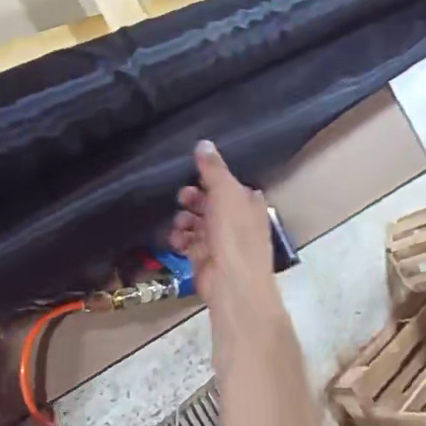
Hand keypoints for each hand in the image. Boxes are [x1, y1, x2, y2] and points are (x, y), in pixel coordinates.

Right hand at [168, 140, 286, 336]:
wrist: (233, 281)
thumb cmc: (235, 233)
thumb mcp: (225, 191)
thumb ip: (213, 168)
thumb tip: (203, 143)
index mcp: (249, 203)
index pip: (227, 185)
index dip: (209, 180)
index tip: (193, 175)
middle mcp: (237, 221)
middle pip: (209, 203)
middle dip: (193, 200)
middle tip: (182, 199)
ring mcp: (221, 242)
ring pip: (197, 223)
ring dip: (185, 220)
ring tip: (180, 224)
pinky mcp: (205, 259)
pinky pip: (189, 243)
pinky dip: (181, 240)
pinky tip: (176, 240)